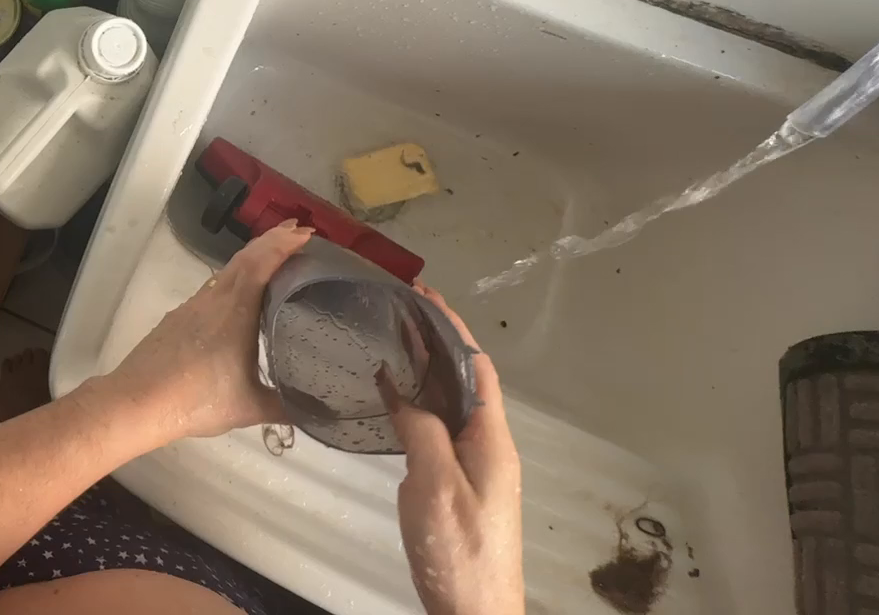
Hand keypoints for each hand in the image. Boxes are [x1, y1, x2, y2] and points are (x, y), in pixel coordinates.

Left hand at [92, 221, 314, 442]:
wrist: (139, 398)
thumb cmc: (196, 399)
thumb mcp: (250, 407)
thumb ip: (287, 406)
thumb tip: (320, 411)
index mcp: (233, 311)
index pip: (260, 264)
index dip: (283, 244)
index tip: (305, 232)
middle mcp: (212, 300)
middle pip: (243, 259)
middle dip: (271, 242)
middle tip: (297, 234)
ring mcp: (192, 306)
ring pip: (225, 272)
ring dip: (251, 259)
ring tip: (276, 260)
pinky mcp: (178, 317)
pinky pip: (212, 288)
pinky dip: (233, 279)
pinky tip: (240, 297)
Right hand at [379, 283, 523, 614]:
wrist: (473, 614)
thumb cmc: (460, 548)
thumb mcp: (437, 484)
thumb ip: (423, 430)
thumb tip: (402, 387)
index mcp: (490, 440)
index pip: (476, 368)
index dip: (454, 329)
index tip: (424, 296)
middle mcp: (484, 444)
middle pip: (463, 379)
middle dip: (437, 339)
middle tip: (399, 306)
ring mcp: (468, 463)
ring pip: (447, 399)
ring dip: (424, 364)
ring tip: (391, 334)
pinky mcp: (450, 478)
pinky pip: (433, 423)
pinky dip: (412, 397)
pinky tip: (388, 389)